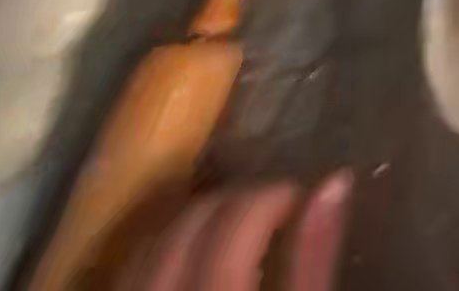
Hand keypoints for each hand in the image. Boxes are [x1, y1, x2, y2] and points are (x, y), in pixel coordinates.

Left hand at [114, 172, 351, 290]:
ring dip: (192, 219)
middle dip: (233, 201)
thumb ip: (317, 254)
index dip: (270, 197)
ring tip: (231, 222)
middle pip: (184, 231)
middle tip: (270, 205)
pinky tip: (186, 247)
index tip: (298, 196)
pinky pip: (122, 278)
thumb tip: (336, 180)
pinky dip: (157, 250)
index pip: (234, 227)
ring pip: (143, 251)